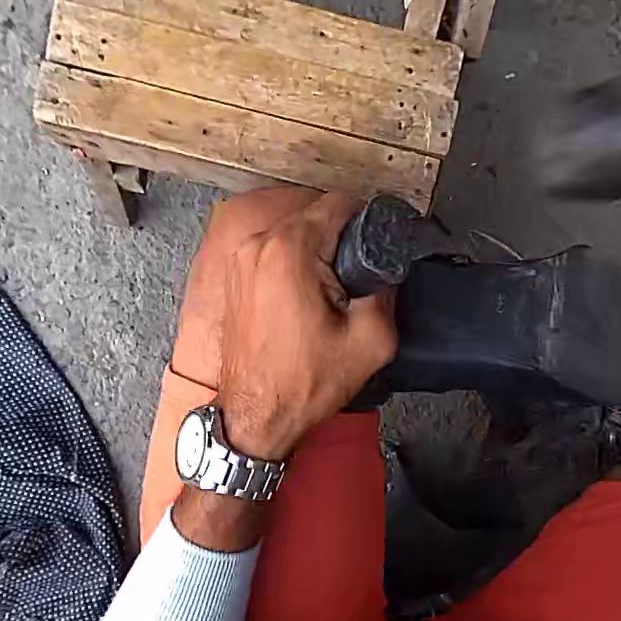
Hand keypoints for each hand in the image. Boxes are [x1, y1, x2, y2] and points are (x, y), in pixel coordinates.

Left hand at [215, 192, 397, 459]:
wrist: (255, 417)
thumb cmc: (300, 386)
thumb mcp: (370, 341)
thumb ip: (388, 292)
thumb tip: (386, 270)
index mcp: (289, 251)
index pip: (339, 204)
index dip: (366, 221)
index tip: (373, 247)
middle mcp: (256, 246)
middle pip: (313, 215)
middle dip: (340, 240)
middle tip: (354, 280)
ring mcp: (239, 261)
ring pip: (291, 232)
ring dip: (315, 252)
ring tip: (329, 292)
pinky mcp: (233, 279)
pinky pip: (271, 252)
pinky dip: (292, 265)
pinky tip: (305, 298)